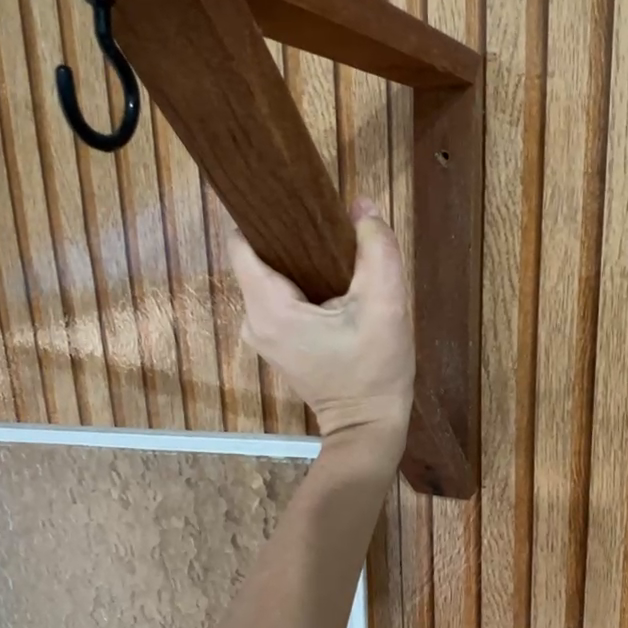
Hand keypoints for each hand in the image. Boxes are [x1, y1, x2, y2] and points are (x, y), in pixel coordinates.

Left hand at [227, 202, 414, 442]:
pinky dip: (299, 285)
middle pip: (257, 259)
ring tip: (332, 251)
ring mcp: (261, 335)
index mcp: (269, 308)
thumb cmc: (375, 369)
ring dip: (297, 262)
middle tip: (326, 225)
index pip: (241, 244)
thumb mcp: (386, 305)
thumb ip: (376, 248)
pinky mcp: (275, 344)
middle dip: (289, 238)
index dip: (263, 216)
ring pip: (269, 279)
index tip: (292, 201)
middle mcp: (253, 320)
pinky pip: (277, 299)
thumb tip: (361, 206)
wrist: (368, 427)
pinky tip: (330, 281)